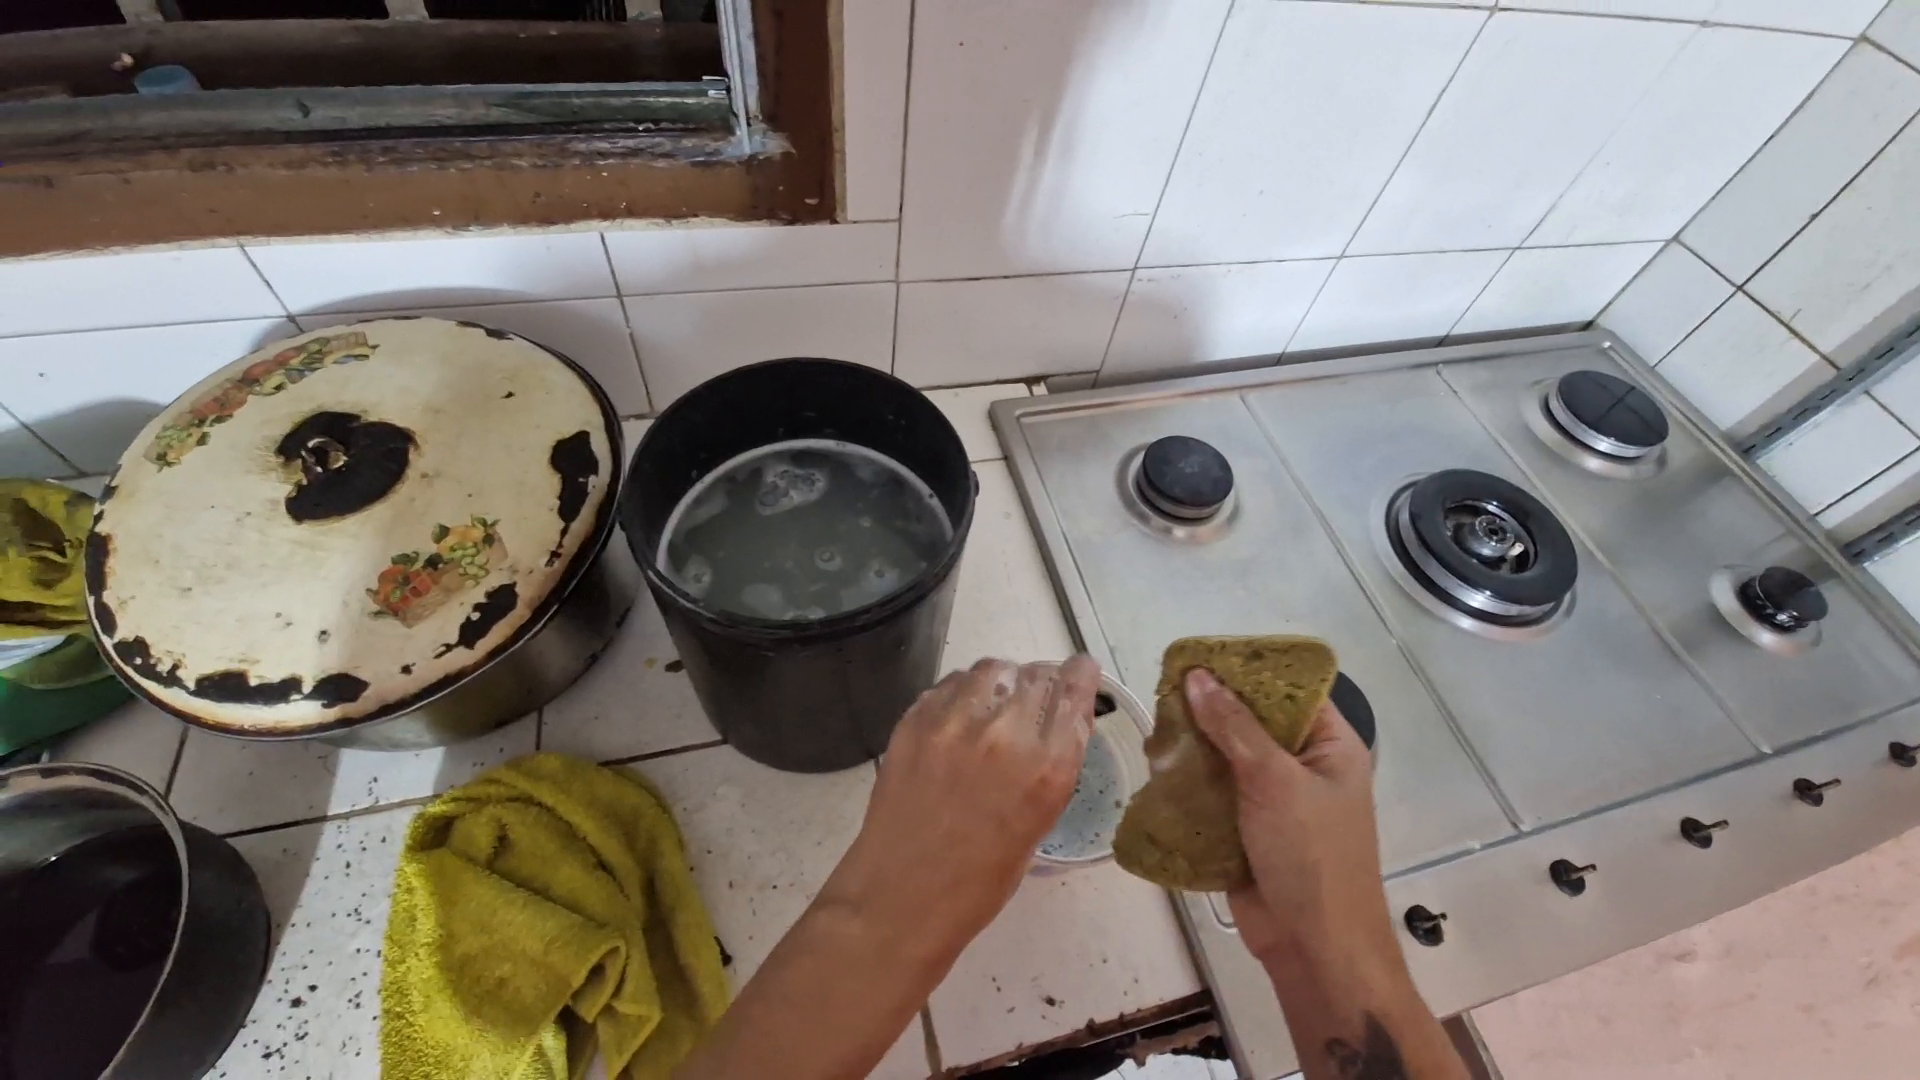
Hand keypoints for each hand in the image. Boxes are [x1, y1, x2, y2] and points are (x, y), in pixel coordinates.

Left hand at [820, 656, 1100, 955]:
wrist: (900, 896)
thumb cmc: (979, 881)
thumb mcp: (1038, 823)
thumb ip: (1052, 764)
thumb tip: (1057, 723)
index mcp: (1047, 767)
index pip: (1075, 688)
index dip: (1081, 676)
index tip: (1080, 675)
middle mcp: (1005, 732)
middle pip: (1036, 673)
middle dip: (1043, 682)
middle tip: (1034, 701)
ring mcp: (954, 721)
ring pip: (992, 668)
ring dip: (1002, 682)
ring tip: (994, 707)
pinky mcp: (915, 719)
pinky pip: (951, 683)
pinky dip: (964, 692)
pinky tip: (959, 719)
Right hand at [1182, 668, 1398, 973]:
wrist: (1313, 949)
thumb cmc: (1310, 855)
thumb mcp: (1274, 780)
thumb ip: (1233, 725)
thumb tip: (1196, 675)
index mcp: (1329, 746)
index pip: (1290, 689)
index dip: (1248, 669)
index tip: (1200, 655)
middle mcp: (1301, 765)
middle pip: (1252, 720)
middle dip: (1210, 707)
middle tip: (1163, 689)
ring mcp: (1272, 797)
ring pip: (1227, 755)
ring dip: (1193, 743)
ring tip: (1153, 725)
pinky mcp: (1244, 825)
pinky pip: (1213, 789)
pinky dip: (1187, 778)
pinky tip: (1155, 764)